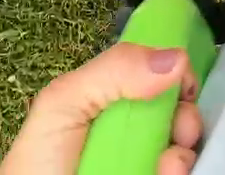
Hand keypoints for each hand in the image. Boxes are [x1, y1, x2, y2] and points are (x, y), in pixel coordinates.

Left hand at [0, 44, 202, 174]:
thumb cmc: (39, 164)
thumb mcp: (64, 103)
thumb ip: (115, 70)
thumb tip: (178, 59)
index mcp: (110, 101)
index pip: (157, 76)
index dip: (176, 78)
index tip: (183, 89)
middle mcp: (129, 131)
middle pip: (177, 113)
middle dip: (185, 119)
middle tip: (182, 130)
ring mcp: (138, 163)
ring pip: (182, 150)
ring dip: (184, 152)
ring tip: (169, 166)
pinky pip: (177, 172)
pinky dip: (178, 172)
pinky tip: (167, 174)